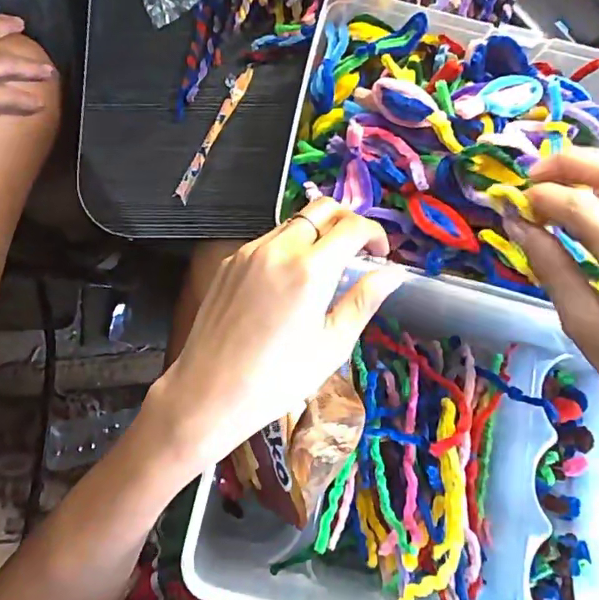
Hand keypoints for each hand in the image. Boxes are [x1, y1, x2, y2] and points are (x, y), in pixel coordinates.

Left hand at [142, 199, 407, 467]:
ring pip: (292, 223)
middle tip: (356, 250)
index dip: (374, 233)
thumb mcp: (331, 346)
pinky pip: (266, 241)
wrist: (207, 391)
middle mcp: (277, 249)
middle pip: (321, 208)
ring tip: (323, 271)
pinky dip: (287, 248)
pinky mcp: (228, 263)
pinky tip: (288, 284)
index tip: (379, 253)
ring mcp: (248, 253)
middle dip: (346, 221)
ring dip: (316, 234)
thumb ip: (363, 302)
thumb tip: (390, 275)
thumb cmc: (276, 379)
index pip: (352, 226)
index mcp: (309, 270)